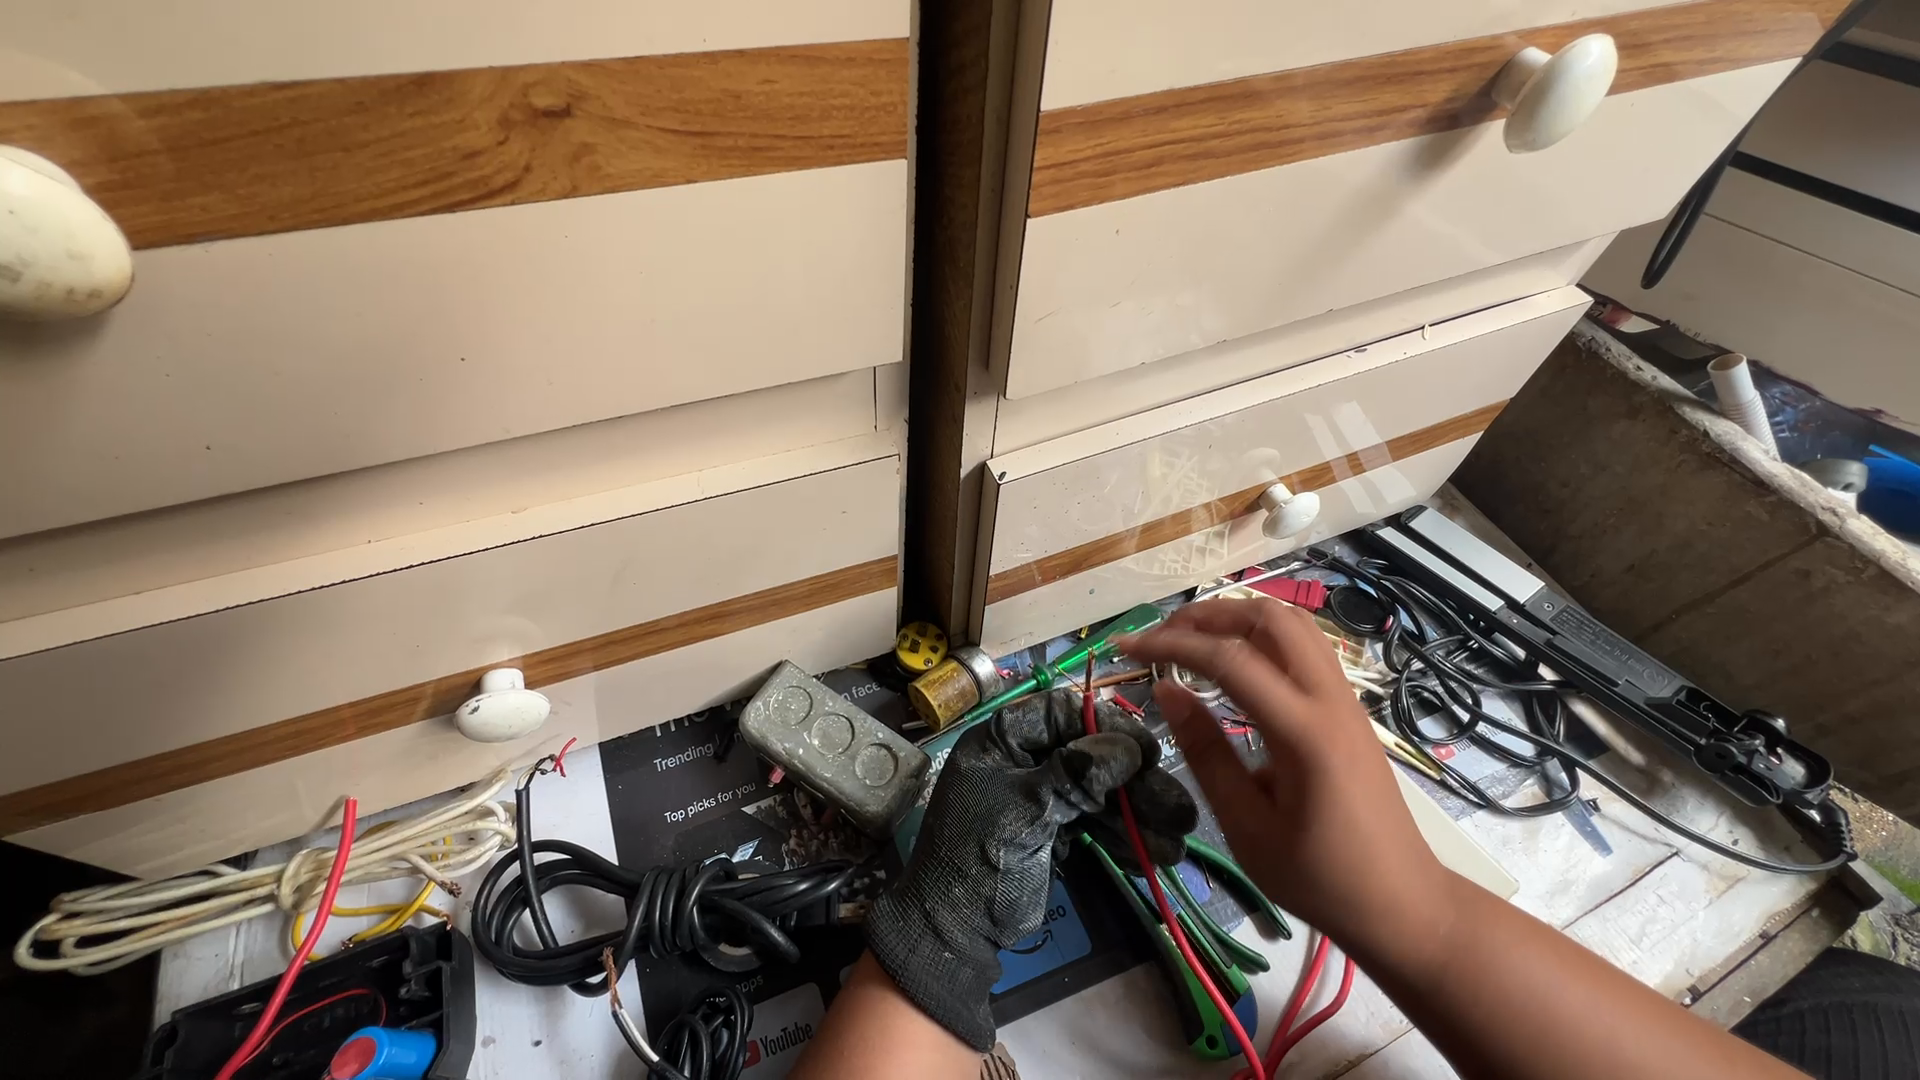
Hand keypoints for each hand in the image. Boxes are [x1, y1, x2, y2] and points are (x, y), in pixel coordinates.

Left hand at [867, 689, 1197, 1049]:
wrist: (955, 929)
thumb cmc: (976, 856)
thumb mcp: (1023, 809)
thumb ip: (1074, 775)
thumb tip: (1127, 748)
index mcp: (1005, 740)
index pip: (1064, 713)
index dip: (1108, 726)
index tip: (1149, 751)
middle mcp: (1026, 759)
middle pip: (1092, 755)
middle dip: (1136, 784)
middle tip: (1179, 810)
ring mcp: (1044, 794)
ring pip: (1101, 792)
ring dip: (1140, 817)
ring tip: (1176, 844)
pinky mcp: (1056, 828)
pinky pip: (1097, 822)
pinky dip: (1125, 838)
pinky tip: (1155, 856)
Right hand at [1119, 597, 1445, 946]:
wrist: (1401, 904)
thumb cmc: (1318, 876)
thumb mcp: (1246, 827)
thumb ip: (1206, 753)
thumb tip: (1167, 691)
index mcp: (1304, 733)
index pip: (1230, 660)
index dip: (1172, 645)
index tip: (1127, 647)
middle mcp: (1330, 700)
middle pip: (1269, 618)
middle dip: (1207, 615)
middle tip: (1161, 636)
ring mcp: (1345, 698)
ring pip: (1292, 622)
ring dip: (1236, 616)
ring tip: (1191, 638)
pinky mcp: (1347, 707)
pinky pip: (1304, 645)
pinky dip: (1260, 633)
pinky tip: (1233, 658)